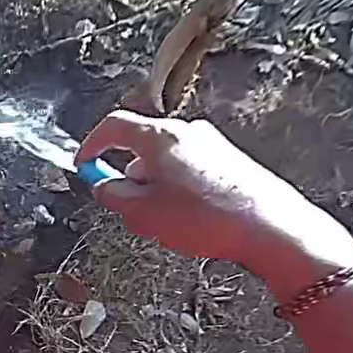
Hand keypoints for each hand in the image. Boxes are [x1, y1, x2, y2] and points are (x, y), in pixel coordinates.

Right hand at [75, 111, 352, 295]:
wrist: (268, 226)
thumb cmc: (207, 218)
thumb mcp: (143, 213)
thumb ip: (114, 195)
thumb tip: (103, 186)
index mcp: (160, 138)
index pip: (114, 126)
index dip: (92, 144)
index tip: (84, 163)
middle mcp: (186, 132)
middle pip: (140, 147)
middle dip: (127, 176)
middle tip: (127, 208)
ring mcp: (209, 145)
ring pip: (164, 163)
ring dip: (153, 188)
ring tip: (164, 222)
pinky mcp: (226, 162)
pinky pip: (187, 172)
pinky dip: (176, 191)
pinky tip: (188, 219)